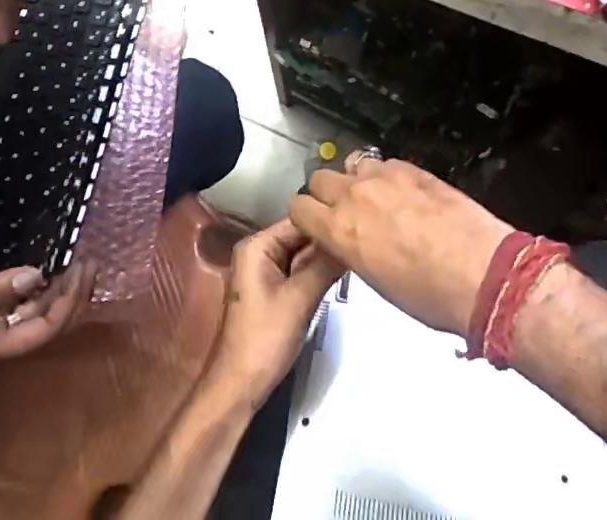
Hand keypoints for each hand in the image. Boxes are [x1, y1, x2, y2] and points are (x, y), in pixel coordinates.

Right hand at [0, 266, 73, 397]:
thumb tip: (37, 274)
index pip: (45, 332)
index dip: (71, 300)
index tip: (84, 264)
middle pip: (44, 329)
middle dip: (72, 296)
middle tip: (86, 258)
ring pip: (29, 323)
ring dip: (54, 295)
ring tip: (70, 261)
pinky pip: (10, 318)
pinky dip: (29, 296)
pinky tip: (32, 275)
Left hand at [207, 218, 345, 404]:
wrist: (238, 388)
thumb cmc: (264, 339)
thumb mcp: (300, 298)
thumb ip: (326, 264)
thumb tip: (352, 237)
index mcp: (258, 246)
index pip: (300, 220)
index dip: (329, 218)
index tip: (361, 218)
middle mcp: (260, 252)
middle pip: (302, 235)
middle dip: (330, 237)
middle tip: (367, 235)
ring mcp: (266, 272)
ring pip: (304, 254)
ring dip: (327, 255)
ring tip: (361, 248)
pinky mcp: (275, 291)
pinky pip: (301, 271)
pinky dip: (319, 270)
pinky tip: (344, 268)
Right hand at [289, 156, 512, 336]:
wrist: (481, 271)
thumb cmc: (429, 293)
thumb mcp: (375, 281)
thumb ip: (352, 250)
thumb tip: (352, 241)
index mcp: (339, 230)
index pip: (299, 207)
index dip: (306, 217)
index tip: (315, 224)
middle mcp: (355, 195)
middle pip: (321, 178)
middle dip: (327, 194)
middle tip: (344, 211)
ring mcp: (385, 176)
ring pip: (353, 164)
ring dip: (357, 180)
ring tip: (375, 199)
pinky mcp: (413, 169)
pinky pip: (385, 164)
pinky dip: (387, 176)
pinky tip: (404, 194)